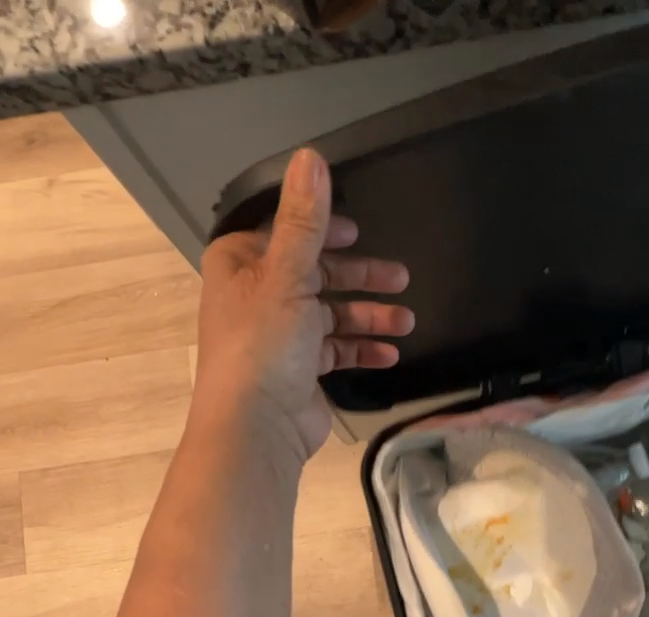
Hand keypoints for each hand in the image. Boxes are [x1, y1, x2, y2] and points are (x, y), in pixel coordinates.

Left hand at [193, 147, 413, 464]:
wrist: (256, 427)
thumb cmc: (263, 345)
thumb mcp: (287, 275)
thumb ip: (305, 221)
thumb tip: (310, 157)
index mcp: (241, 264)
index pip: (285, 232)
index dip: (322, 230)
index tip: (358, 231)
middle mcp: (258, 294)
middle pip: (317, 273)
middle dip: (360, 277)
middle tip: (400, 276)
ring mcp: (280, 335)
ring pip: (332, 313)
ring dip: (369, 316)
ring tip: (406, 322)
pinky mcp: (300, 369)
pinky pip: (337, 349)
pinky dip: (362, 349)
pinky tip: (390, 353)